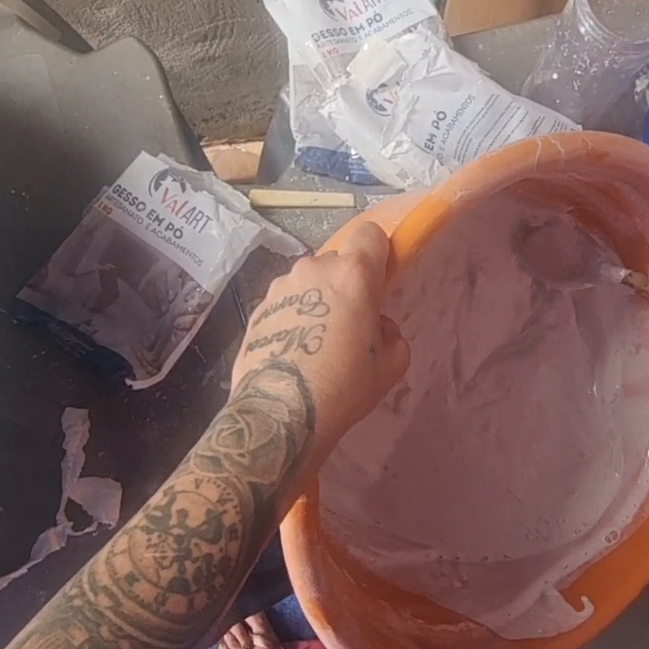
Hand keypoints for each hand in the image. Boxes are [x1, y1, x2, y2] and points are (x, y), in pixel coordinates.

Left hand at [231, 220, 409, 463]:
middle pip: (337, 261)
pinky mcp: (257, 309)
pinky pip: (286, 303)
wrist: (281, 414)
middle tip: (349, 323)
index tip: (379, 280)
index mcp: (354, 274)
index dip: (377, 253)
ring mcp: (280, 287)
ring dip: (317, 300)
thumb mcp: (392, 362)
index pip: (370, 233)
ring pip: (309, 282)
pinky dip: (294, 318)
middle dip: (346, 284)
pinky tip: (294, 352)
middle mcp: (314, 269)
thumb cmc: (346, 385)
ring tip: (317, 341)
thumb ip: (389, 331)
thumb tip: (374, 326)